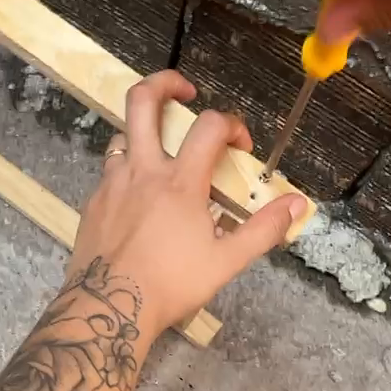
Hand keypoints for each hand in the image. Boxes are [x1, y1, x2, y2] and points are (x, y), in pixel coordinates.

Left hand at [71, 71, 305, 336]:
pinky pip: (109, 170)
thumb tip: (297, 204)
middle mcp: (141, 170)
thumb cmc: (171, 285)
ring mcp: (111, 183)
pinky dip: (128, 170)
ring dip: (144, 133)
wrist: (108, 307)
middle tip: (185, 90)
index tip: (240, 145)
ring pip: (122, 134)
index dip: (232, 124)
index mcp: (180, 182)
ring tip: (162, 156)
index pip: (210, 126)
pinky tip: (139, 198)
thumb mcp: (226, 261)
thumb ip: (263, 229)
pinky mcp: (93, 202)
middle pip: (143, 100)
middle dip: (165, 82)